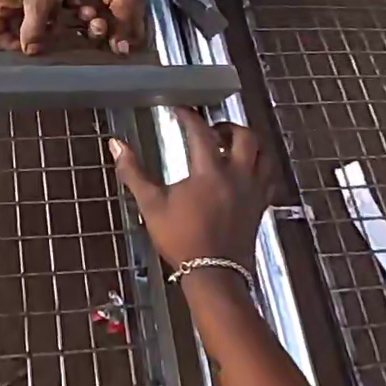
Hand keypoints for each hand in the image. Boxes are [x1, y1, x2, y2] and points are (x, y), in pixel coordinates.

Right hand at [0, 0, 73, 53]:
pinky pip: (28, 5)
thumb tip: (29, 51)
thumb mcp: (39, 4)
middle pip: (8, 27)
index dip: (14, 44)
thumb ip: (32, 31)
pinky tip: (57, 9)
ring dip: (38, 23)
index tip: (36, 45)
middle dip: (30, 33)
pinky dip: (41, 10)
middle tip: (50, 35)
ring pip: (21, 17)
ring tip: (56, 22)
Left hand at [63, 0, 147, 54]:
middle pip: (98, 33)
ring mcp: (89, 1)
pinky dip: (70, 6)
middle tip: (97, 22)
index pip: (121, 39)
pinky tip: (74, 0)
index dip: (115, 44)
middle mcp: (107, 11)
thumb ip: (125, 26)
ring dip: (84, 18)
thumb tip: (123, 52)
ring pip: (81, 22)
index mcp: (125, 14)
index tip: (111, 43)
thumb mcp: (128, 0)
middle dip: (97, 30)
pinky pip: (68, 7)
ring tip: (87, 9)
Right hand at [108, 108, 268, 269]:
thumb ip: (133, 171)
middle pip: (244, 137)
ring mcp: (254, 191)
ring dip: (248, 143)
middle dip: (227, 126)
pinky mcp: (261, 206)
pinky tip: (246, 170)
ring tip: (231, 144)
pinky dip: (260, 166)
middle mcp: (237, 176)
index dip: (189, 116)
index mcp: (210, 172)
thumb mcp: (151, 204)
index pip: (201, 132)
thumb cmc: (181, 238)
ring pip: (263, 154)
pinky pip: (269, 177)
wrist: (213, 275)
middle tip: (210, 129)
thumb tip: (116, 145)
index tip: (179, 109)